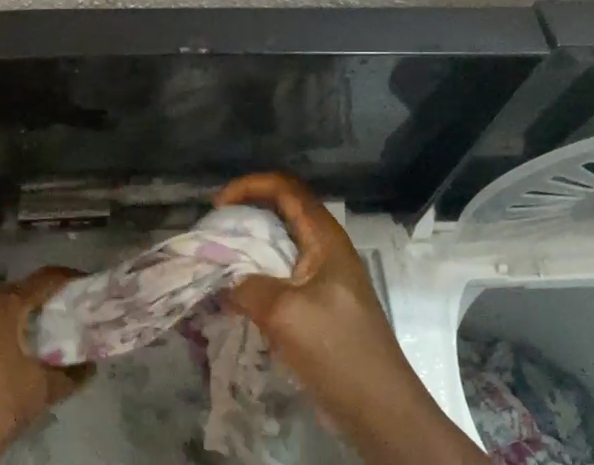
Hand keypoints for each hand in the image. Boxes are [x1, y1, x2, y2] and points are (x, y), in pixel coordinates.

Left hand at [0, 266, 91, 463]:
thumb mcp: (38, 392)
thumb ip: (69, 376)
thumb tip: (90, 368)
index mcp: (4, 306)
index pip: (45, 278)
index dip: (71, 279)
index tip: (92, 287)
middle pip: (22, 294)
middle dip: (49, 304)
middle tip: (76, 317)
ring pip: (1, 316)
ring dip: (26, 324)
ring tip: (52, 342)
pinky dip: (7, 341)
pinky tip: (19, 364)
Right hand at [217, 173, 486, 464]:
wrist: (380, 407)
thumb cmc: (337, 350)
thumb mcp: (284, 314)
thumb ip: (248, 287)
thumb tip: (224, 281)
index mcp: (325, 237)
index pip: (285, 188)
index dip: (250, 186)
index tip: (217, 206)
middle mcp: (326, 248)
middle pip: (283, 212)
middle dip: (245, 215)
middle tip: (213, 234)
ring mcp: (327, 278)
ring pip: (282, 246)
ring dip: (250, 248)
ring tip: (219, 263)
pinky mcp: (322, 305)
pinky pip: (284, 276)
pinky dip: (259, 276)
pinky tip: (238, 297)